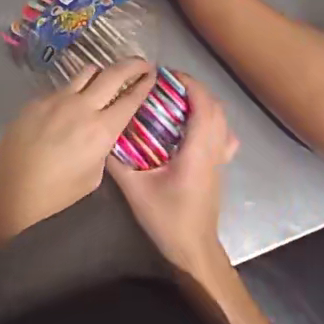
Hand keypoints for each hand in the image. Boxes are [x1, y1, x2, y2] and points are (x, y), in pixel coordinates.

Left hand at [0, 59, 157, 237]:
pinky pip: (62, 87)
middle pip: (113, 73)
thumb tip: (103, 133)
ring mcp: (56, 99)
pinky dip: (74, 90)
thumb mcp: (93, 177)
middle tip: (141, 63)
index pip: (131, 98)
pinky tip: (71, 103)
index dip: (145, 84)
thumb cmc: (55, 192)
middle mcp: (82, 107)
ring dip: (102, 72)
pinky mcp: (36, 100)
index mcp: (101, 130)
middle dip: (132, 65)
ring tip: (106, 78)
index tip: (153, 75)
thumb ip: (103, 148)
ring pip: (86, 72)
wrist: (8, 188)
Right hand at [108, 74, 239, 279]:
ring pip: (221, 121)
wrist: (192, 249)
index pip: (203, 107)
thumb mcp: (135, 190)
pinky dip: (211, 121)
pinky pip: (222, 136)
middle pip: (215, 109)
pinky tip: (191, 126)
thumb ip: (118, 163)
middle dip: (194, 90)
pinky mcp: (217, 169)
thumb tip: (102, 137)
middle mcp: (213, 151)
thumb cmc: (166, 219)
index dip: (189, 85)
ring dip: (203, 104)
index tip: (166, 75)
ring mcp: (219, 161)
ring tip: (176, 100)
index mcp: (197, 152)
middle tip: (165, 84)